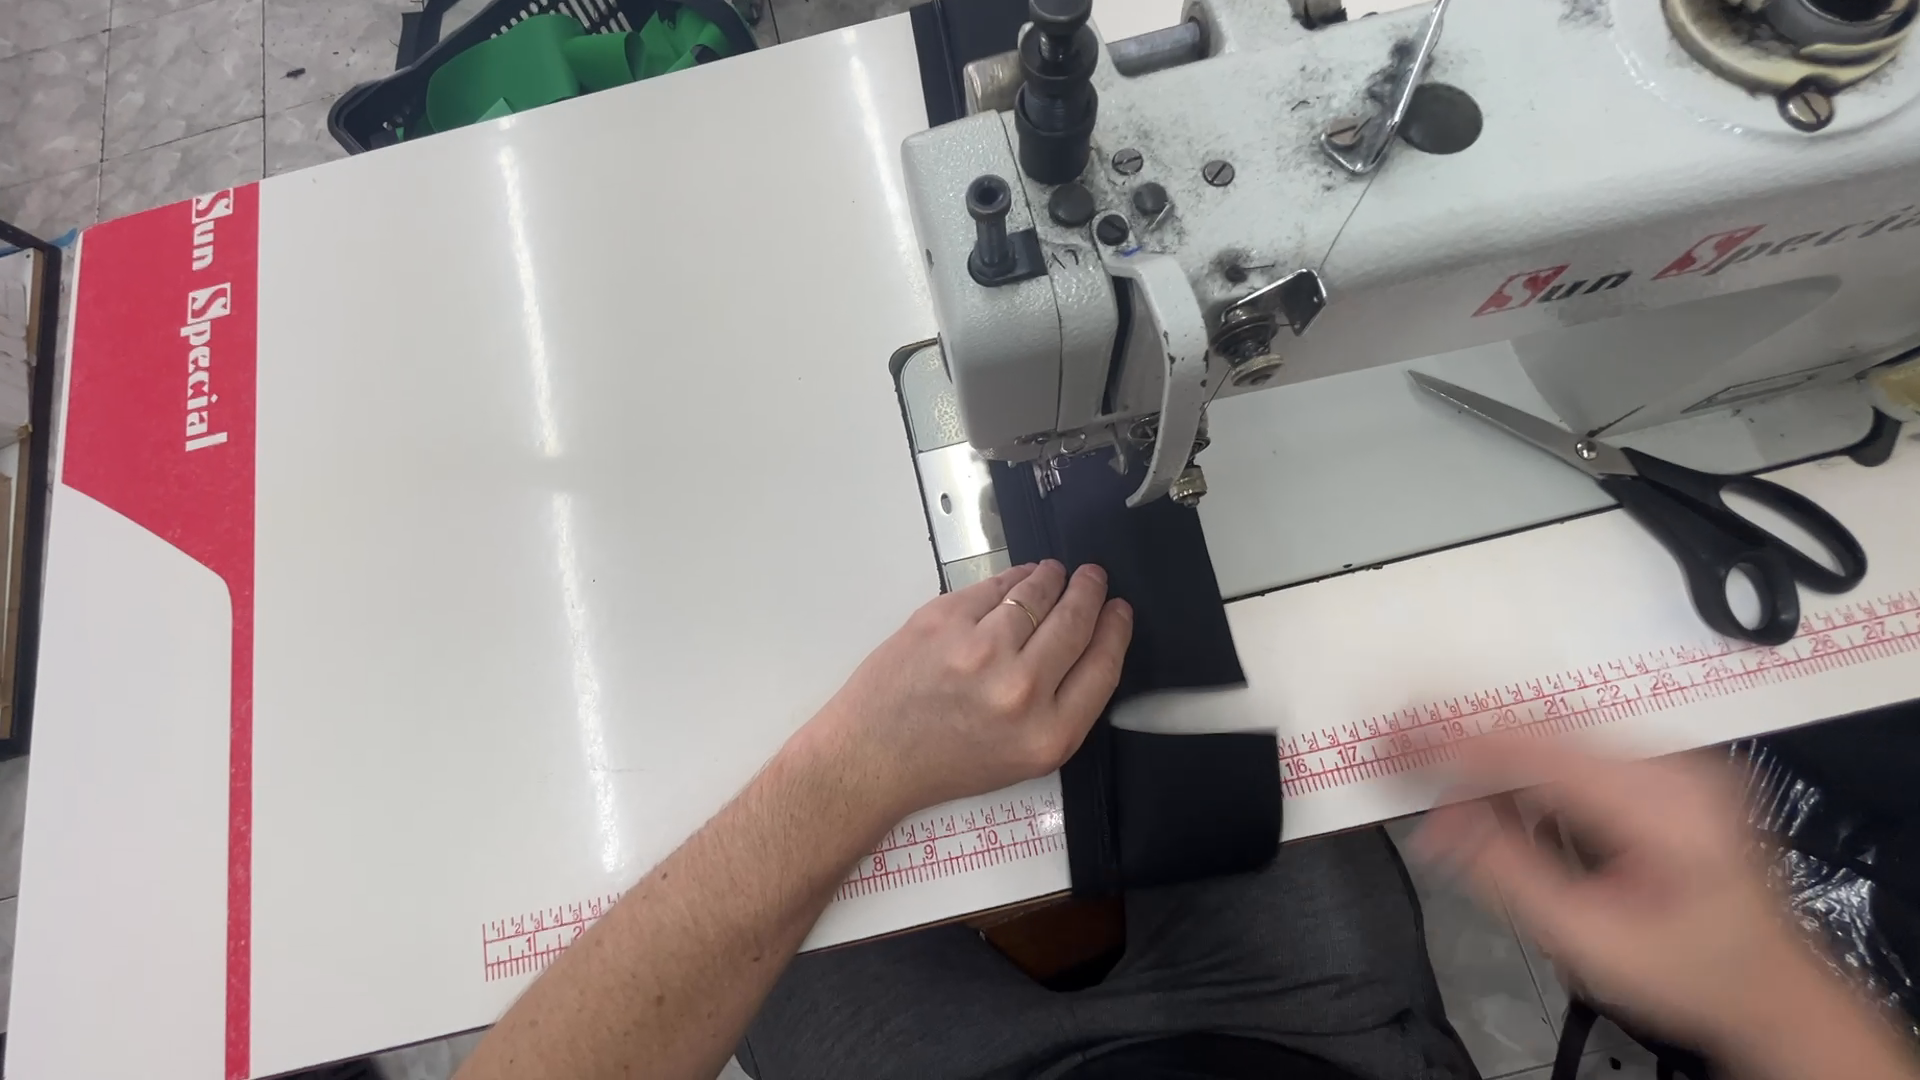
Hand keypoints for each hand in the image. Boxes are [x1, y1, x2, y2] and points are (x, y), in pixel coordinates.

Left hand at [809, 561, 1131, 819]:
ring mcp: (979, 648)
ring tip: (1056, 572)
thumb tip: (1087, 644)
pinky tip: (1020, 576)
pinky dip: (1013, 577)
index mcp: (1048, 734)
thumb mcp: (1023, 757)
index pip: (1103, 666)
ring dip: (1052, 577)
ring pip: (1035, 594)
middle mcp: (1020, 690)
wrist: (874, 756)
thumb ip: (1062, 708)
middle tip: (1094, 578)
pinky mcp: (944, 619)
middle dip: (1090, 592)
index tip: (1119, 611)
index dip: (1116, 630)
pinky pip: (994, 585)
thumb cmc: (946, 761)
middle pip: (1075, 622)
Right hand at [1413, 738, 1824, 1051]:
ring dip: (1476, 746)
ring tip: (1421, 762)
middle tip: (1392, 740)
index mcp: (1662, 803)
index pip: (1534, 750)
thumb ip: (1505, 871)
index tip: (1393, 739)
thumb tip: (1433, 822)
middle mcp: (1666, 763)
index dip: (1453, 741)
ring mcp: (1660, 760)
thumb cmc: (1686, 972)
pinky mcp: (1647, 766)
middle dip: (1456, 734)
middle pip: (1534, 726)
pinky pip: (1559, 745)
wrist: (1771, 989)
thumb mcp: (1587, 936)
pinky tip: (1477, 783)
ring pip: (1541, 729)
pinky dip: (1507, 760)